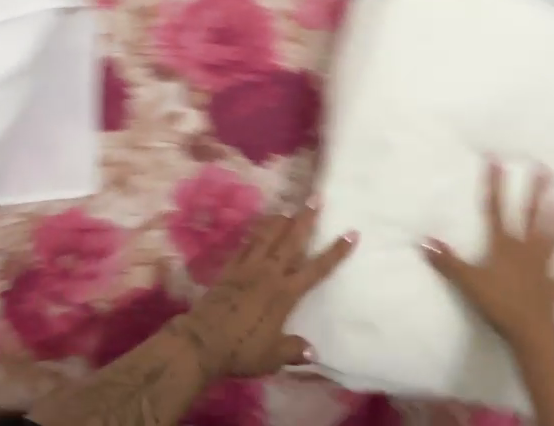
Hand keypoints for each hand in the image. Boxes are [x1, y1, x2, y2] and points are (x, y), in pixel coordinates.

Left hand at [181, 206, 357, 376]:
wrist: (203, 341)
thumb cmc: (242, 349)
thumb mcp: (272, 357)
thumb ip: (294, 350)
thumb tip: (314, 352)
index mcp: (284, 293)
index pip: (316, 268)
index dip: (335, 251)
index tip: (351, 233)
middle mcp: (269, 273)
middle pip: (291, 240)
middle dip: (305, 218)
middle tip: (316, 197)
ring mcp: (247, 267)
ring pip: (267, 235)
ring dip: (279, 220)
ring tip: (288, 208)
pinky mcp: (230, 268)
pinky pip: (246, 244)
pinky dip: (256, 233)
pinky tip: (259, 227)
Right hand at [422, 160, 553, 347]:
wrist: (531, 332)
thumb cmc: (499, 302)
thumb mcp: (468, 281)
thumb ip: (447, 261)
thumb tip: (424, 240)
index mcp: (505, 245)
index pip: (497, 209)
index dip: (496, 185)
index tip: (498, 161)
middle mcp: (527, 251)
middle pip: (532, 217)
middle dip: (538, 193)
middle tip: (547, 171)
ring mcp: (545, 270)